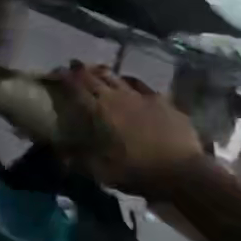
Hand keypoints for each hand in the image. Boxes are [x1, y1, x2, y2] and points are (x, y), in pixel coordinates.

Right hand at [63, 62, 213, 197]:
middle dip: (80, 69)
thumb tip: (59, 153)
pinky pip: (140, 85)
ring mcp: (141, 96)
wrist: (185, 173)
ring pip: (116, 76)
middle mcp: (117, 97)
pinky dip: (128, 81)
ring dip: (103, 72)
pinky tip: (129, 84)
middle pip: (94, 75)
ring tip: (96, 71)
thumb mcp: (104, 172)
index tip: (55, 73)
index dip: (63, 77)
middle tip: (72, 66)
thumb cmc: (140, 172)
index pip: (75, 87)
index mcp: (99, 111)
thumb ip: (79, 160)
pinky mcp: (161, 100)